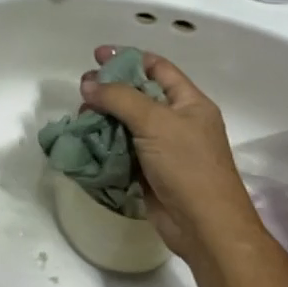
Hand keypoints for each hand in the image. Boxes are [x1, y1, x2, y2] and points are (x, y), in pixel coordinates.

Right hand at [78, 48, 258, 262]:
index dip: (128, 58)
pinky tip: (87, 138)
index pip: (157, 67)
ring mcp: (164, 148)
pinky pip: (123, 147)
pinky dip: (105, 140)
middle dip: (110, 88)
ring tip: (82, 115)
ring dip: (104, 115)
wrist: (205, 230)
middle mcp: (177, 121)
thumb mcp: (155, 122)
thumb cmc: (188, 167)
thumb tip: (88, 85)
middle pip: (138, 93)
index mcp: (189, 103)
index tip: (97, 56)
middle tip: (84, 88)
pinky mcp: (150, 171)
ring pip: (127, 121)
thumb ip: (119, 97)